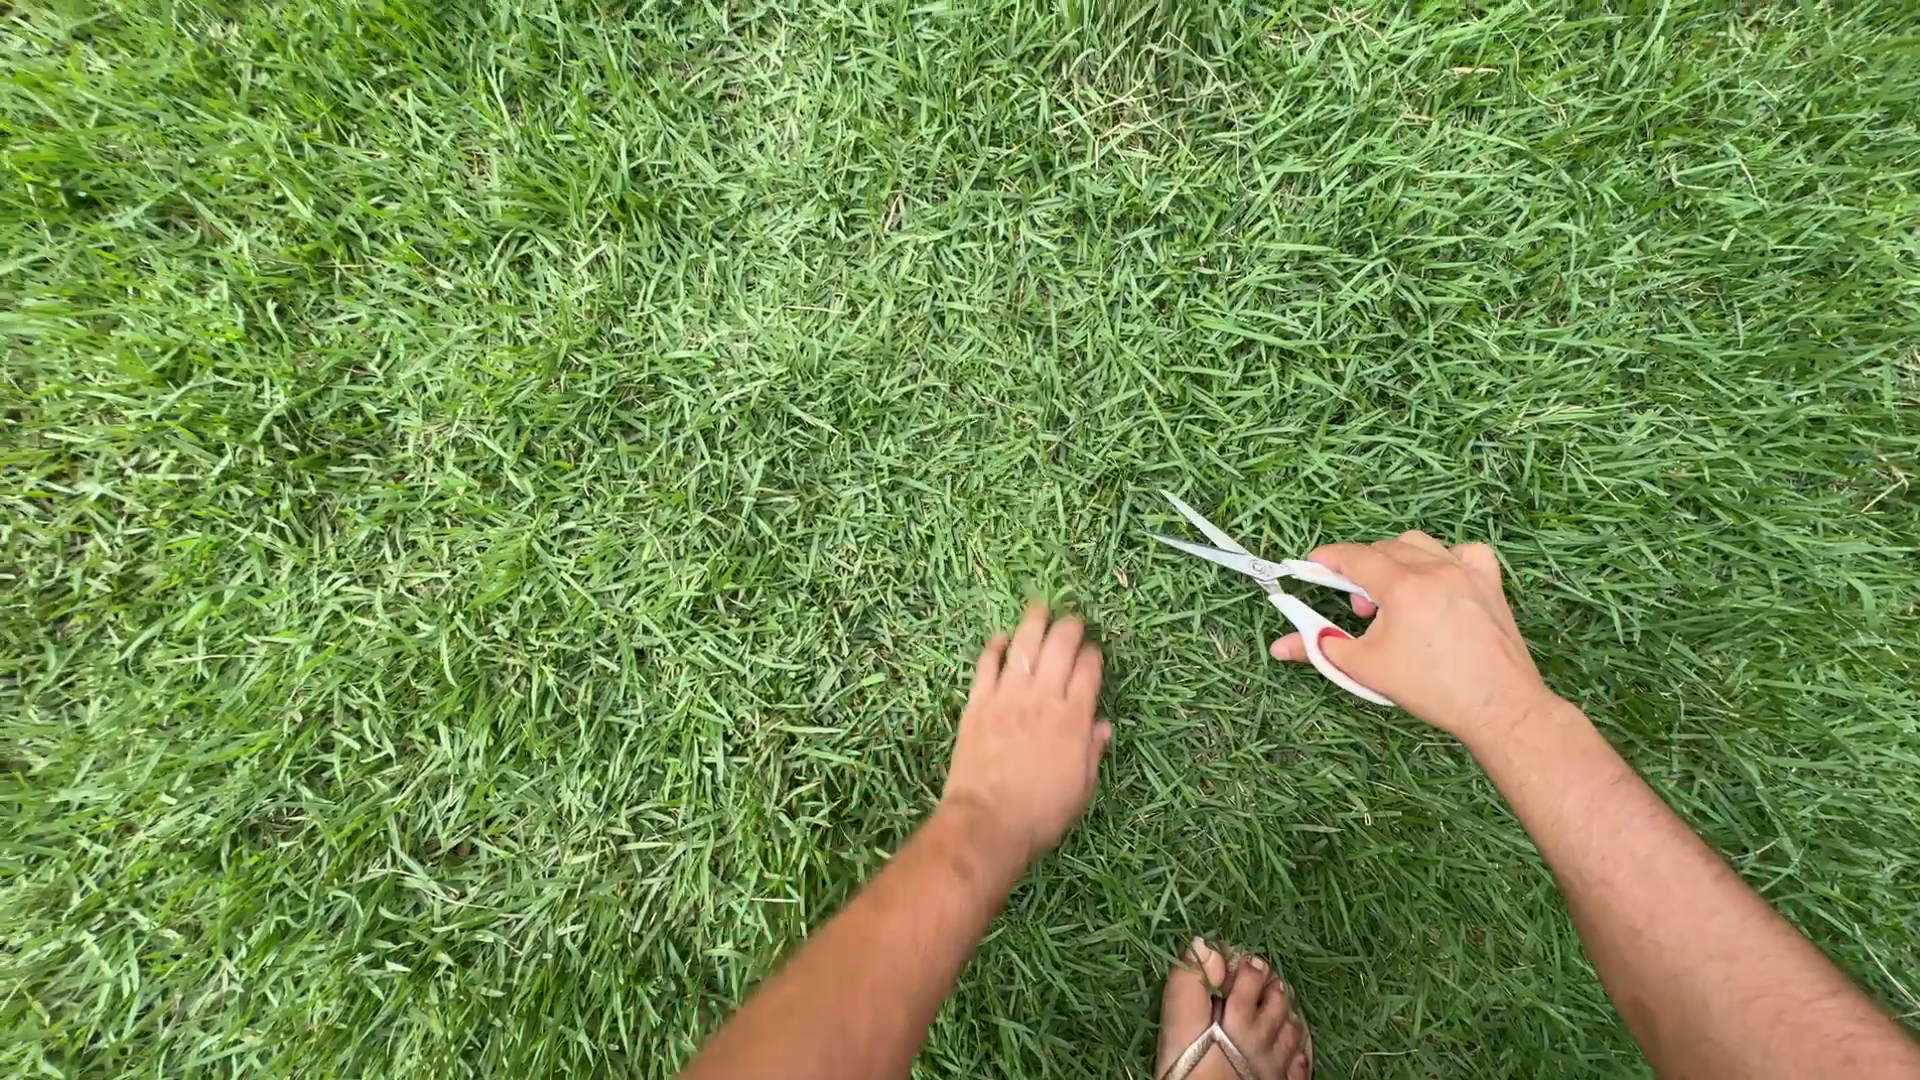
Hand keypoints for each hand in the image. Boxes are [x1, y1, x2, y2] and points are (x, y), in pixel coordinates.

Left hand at [940, 604, 1111, 866]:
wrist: (988, 821)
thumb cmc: (1041, 812)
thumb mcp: (1081, 787)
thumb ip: (1092, 750)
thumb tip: (1103, 726)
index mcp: (1074, 718)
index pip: (1088, 669)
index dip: (1093, 654)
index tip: (1093, 651)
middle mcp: (1043, 698)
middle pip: (1060, 646)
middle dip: (1070, 627)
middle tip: (1072, 620)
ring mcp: (1008, 696)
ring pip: (1024, 645)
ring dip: (1034, 623)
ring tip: (1040, 608)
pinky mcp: (978, 702)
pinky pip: (987, 664)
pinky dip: (995, 647)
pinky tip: (1001, 639)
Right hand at [1269, 532, 1557, 740]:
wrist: (1498, 706)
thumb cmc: (1428, 687)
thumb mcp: (1362, 666)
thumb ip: (1317, 647)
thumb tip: (1279, 646)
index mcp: (1400, 585)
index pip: (1353, 556)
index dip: (1326, 558)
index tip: (1309, 566)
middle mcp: (1433, 569)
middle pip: (1382, 549)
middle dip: (1358, 569)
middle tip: (1355, 606)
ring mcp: (1466, 572)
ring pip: (1418, 544)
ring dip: (1395, 560)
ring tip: (1391, 594)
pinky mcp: (1490, 585)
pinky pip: (1464, 553)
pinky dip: (1444, 559)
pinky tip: (1436, 582)